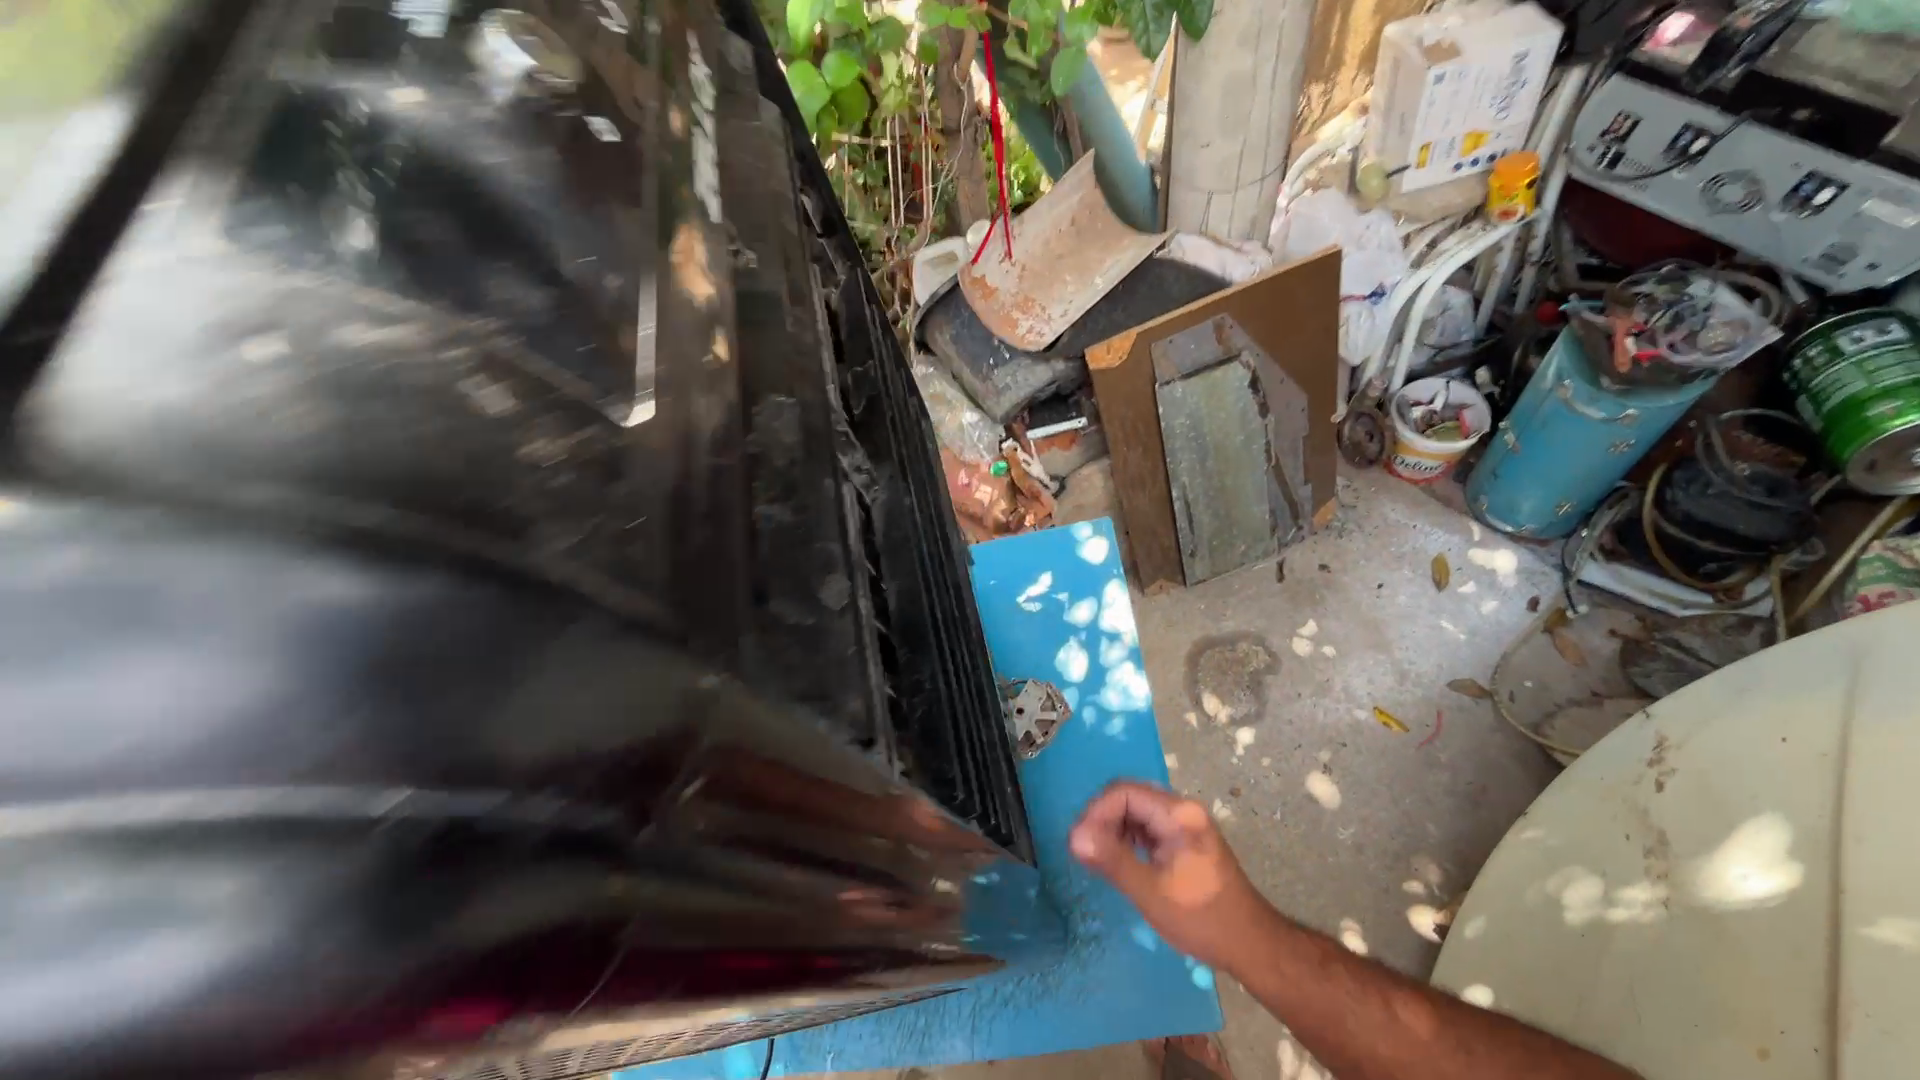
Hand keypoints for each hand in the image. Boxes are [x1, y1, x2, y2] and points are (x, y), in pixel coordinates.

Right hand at [1069, 781, 1266, 971]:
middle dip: (1101, 820)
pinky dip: (1127, 840)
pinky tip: (1118, 862)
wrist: (1251, 944)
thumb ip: (1112, 860)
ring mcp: (1185, 824)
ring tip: (1097, 860)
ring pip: (1135, 811)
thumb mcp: (1151, 892)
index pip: (1122, 792)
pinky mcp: (1183, 840)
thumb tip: (1073, 837)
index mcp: (1178, 814)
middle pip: (1128, 797)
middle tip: (1084, 852)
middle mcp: (1182, 810)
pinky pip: (1146, 827)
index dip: (1095, 813)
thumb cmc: (1202, 919)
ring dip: (1112, 830)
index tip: (1078, 844)